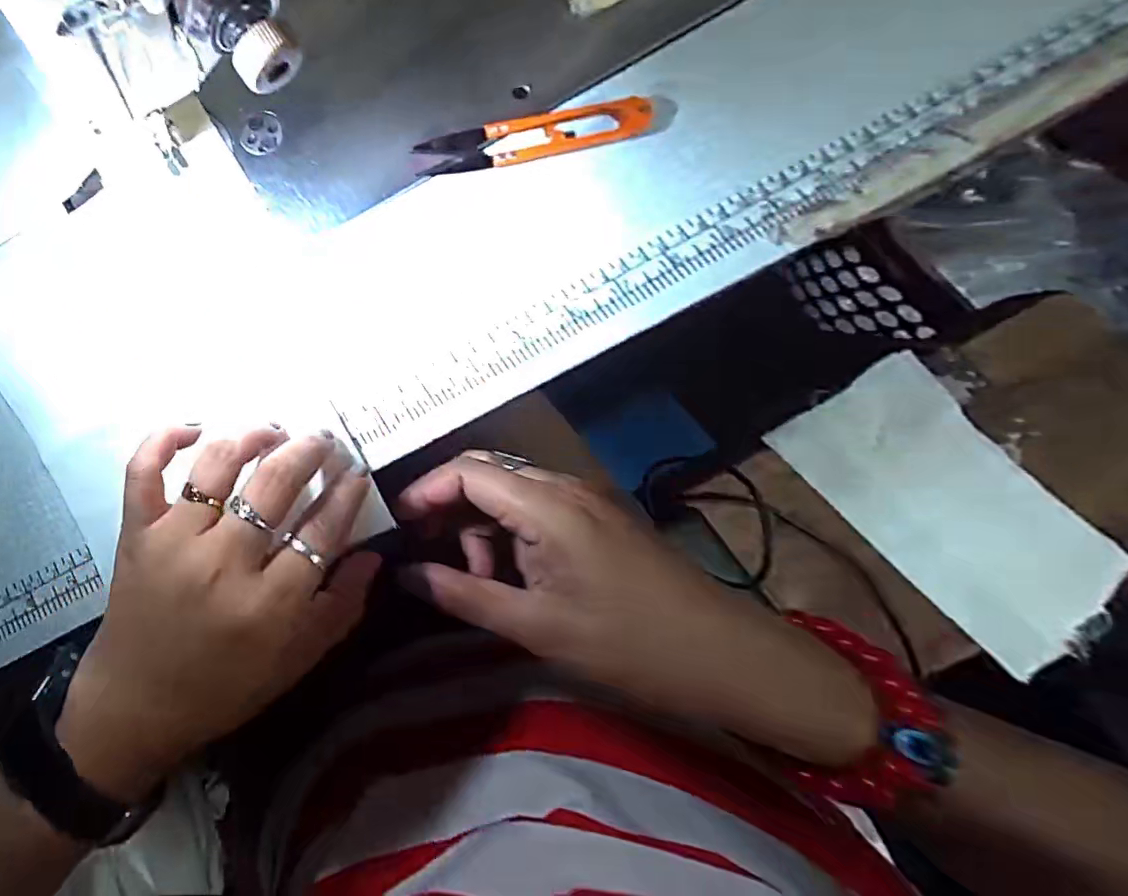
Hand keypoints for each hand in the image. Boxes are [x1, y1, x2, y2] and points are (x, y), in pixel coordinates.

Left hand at [55, 427, 381, 800]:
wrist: (135, 706)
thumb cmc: (223, 688)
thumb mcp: (294, 663)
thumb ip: (340, 609)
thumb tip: (373, 555)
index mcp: (268, 605)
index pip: (320, 530)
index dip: (345, 493)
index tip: (356, 471)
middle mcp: (222, 563)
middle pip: (275, 484)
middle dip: (310, 452)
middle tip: (324, 440)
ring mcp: (174, 542)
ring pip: (218, 465)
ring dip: (252, 437)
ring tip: (273, 431)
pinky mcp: (136, 533)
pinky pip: (143, 472)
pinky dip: (164, 439)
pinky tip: (194, 428)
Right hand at [396, 451, 877, 765]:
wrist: (728, 657)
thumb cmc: (628, 644)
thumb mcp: (535, 626)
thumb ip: (463, 595)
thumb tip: (405, 575)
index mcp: (546, 505)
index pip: (467, 471)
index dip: (425, 491)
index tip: (399, 526)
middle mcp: (564, 486)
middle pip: (487, 475)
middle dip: (451, 510)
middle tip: (433, 559)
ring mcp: (586, 499)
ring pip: (511, 494)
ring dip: (484, 530)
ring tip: (486, 584)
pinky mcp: (600, 517)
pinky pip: (538, 509)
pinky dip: (514, 536)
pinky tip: (519, 579)